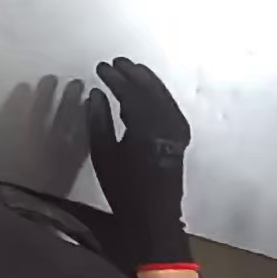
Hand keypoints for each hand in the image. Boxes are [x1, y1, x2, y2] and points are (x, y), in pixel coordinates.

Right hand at [85, 57, 192, 273]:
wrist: (154, 215)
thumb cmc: (123, 187)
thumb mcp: (103, 154)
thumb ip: (98, 120)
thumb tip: (96, 94)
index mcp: (146, 128)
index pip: (130, 93)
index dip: (115, 78)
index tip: (101, 67)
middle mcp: (167, 124)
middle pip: (150, 90)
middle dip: (133, 74)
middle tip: (116, 62)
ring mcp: (177, 129)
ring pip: (163, 96)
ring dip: (147, 81)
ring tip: (131, 69)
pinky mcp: (180, 136)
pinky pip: (168, 105)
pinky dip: (157, 93)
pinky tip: (147, 90)